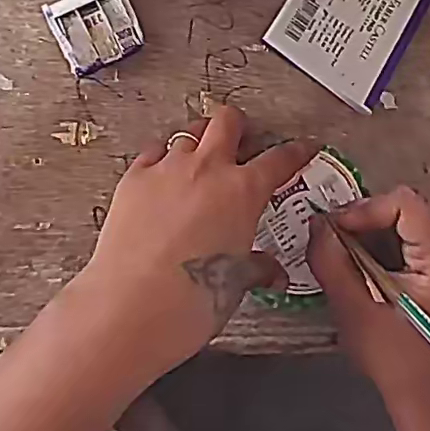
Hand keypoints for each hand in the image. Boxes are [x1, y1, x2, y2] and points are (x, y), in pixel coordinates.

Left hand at [78, 106, 316, 372]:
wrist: (130, 309)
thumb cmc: (189, 302)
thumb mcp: (236, 284)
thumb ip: (256, 267)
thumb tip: (269, 271)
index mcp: (242, 191)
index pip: (279, 159)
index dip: (294, 151)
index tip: (299, 148)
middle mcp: (207, 169)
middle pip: (227, 121)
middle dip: (238, 126)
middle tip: (242, 141)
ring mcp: (168, 169)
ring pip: (189, 132)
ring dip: (199, 141)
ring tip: (201, 158)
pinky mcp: (135, 178)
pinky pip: (154, 152)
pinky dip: (162, 158)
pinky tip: (163, 174)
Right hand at [307, 186, 429, 395]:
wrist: (419, 397)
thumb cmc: (393, 358)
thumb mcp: (354, 309)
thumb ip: (331, 261)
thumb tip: (316, 223)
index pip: (404, 204)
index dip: (366, 209)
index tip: (337, 227)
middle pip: (401, 208)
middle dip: (362, 218)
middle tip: (332, 235)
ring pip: (396, 220)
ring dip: (364, 230)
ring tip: (338, 249)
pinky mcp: (428, 269)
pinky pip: (397, 238)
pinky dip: (372, 243)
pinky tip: (353, 262)